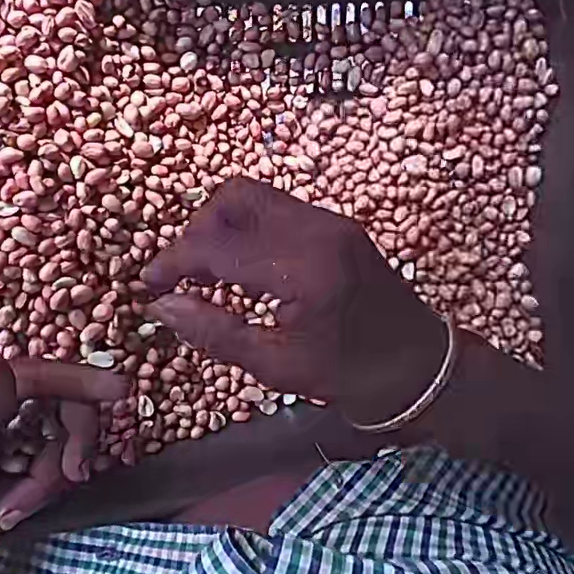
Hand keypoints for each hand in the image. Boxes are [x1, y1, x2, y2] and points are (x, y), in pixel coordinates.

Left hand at [0, 352, 124, 573]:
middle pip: (64, 403)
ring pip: (67, 437)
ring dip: (50, 476)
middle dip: (73, 439)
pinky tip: (11, 509)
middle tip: (74, 472)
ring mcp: (18, 433)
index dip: (79, 380)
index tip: (118, 390)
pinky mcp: (29, 463)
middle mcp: (2, 403)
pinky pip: (59, 466)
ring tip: (17, 503)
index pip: (38, 375)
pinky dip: (43, 491)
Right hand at [143, 178, 447, 429]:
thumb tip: (160, 307)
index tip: (149, 282)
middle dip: (196, 230)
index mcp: (303, 271)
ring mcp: (331, 220)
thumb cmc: (352, 377)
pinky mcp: (336, 223)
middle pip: (233, 198)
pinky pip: (276, 207)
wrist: (424, 367)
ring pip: (254, 195)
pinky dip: (246, 226)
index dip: (173, 261)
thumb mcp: (276, 368)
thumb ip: (213, 332)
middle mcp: (317, 230)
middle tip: (184, 272)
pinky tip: (242, 264)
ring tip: (208, 268)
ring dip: (220, 223)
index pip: (217, 246)